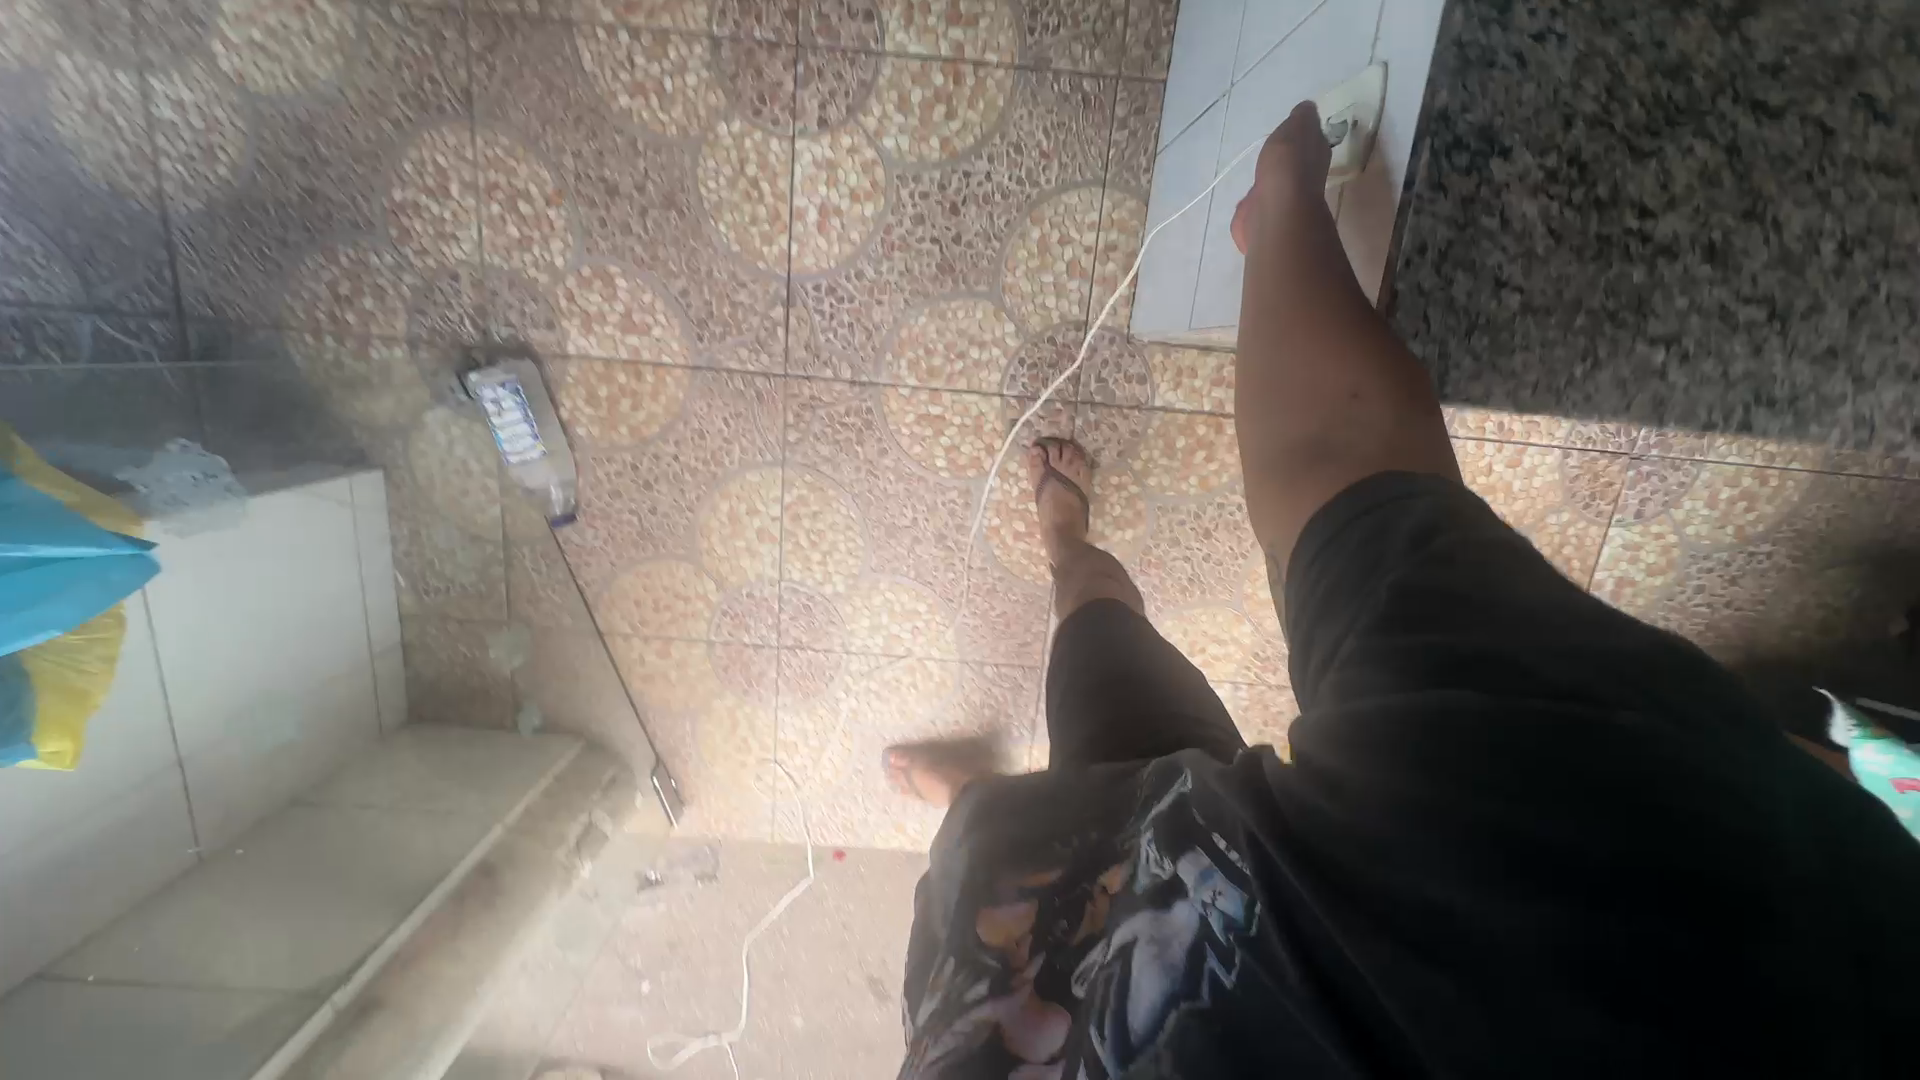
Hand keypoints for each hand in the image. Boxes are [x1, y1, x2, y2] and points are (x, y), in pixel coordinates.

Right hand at [1230, 101, 1331, 254]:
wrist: (1273, 211)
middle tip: (1272, 151)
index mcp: (1315, 153)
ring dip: (1267, 181)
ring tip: (1257, 174)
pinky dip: (1252, 202)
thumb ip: (1301, 116)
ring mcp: (1280, 200)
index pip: (1311, 139)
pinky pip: (1256, 205)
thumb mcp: (1298, 126)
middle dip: (1283, 159)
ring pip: (1273, 184)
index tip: (1291, 127)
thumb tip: (1307, 109)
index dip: (1302, 133)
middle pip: (1292, 163)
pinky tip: (1246, 197)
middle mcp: (1302, 178)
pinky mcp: (1259, 217)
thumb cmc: (1288, 166)